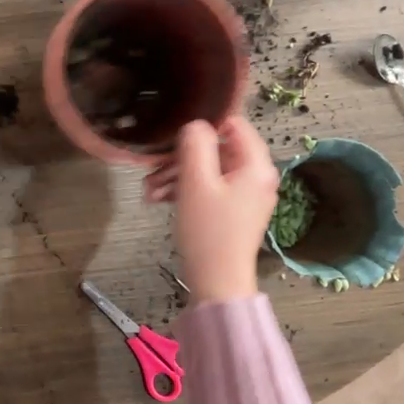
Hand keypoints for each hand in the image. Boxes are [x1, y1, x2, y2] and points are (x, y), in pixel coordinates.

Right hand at [143, 118, 277, 301]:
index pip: (234, 124)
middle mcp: (256, 176)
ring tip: (148, 190)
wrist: (216, 280)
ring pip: (208, 171)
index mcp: (255, 165)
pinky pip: (209, 189)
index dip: (205, 125)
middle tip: (152, 169)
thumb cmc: (207, 229)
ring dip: (177, 176)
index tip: (176, 137)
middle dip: (182, 158)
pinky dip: (185, 191)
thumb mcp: (196, 182)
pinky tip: (158, 200)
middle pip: (217, 150)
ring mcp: (245, 195)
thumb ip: (196, 145)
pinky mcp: (232, 211)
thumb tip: (195, 125)